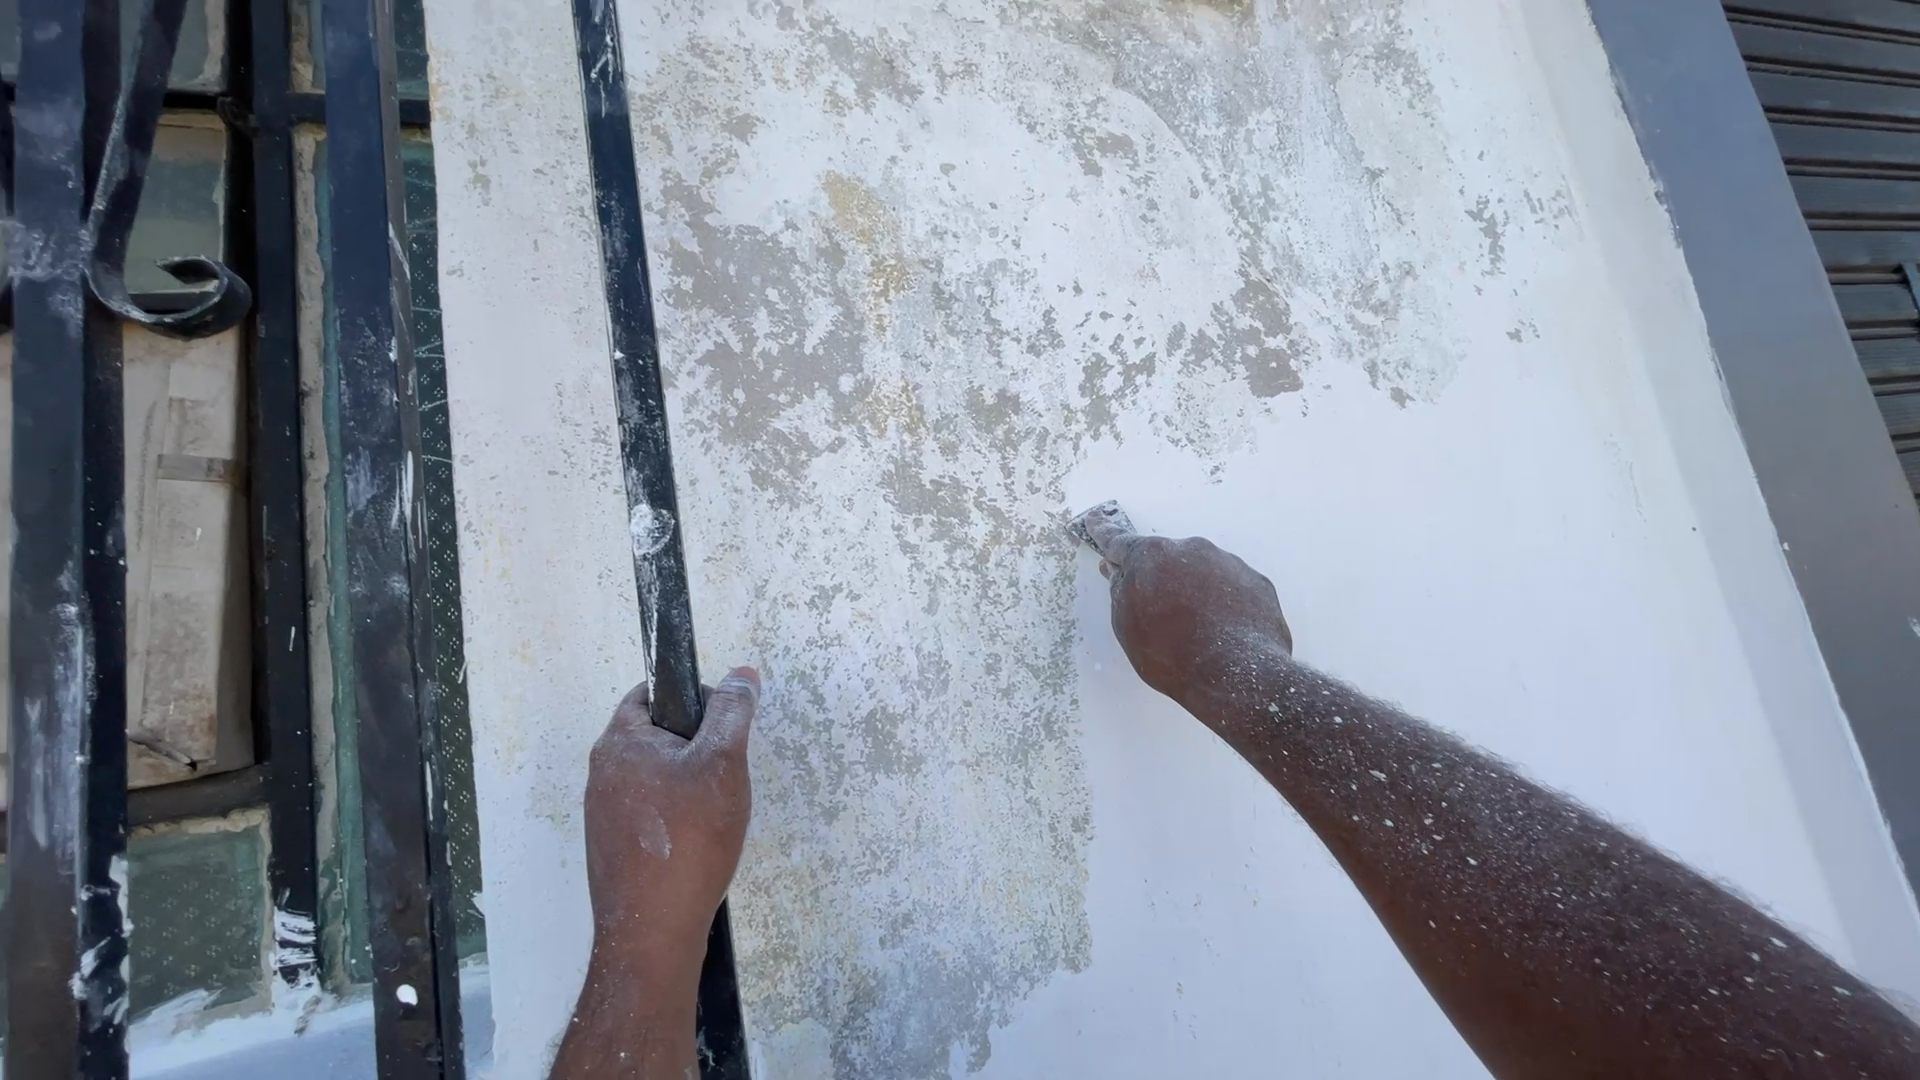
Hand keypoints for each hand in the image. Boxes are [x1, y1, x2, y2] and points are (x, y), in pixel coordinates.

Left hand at [582, 667, 758, 976]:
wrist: (654, 932)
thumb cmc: (690, 836)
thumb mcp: (722, 762)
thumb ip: (732, 712)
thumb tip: (742, 673)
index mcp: (619, 743)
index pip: (650, 694)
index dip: (691, 696)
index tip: (723, 722)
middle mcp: (602, 773)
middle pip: (655, 735)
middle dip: (695, 743)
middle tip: (726, 767)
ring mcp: (603, 813)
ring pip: (655, 775)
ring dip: (687, 780)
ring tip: (717, 806)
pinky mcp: (612, 846)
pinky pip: (649, 809)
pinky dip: (676, 812)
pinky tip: (699, 837)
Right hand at [1085, 506, 1292, 709]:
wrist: (1235, 674)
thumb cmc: (1171, 654)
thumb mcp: (1127, 626)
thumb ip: (1120, 591)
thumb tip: (1117, 571)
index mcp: (1150, 556)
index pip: (1118, 542)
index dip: (1104, 534)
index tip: (1096, 521)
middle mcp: (1190, 548)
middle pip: (1166, 559)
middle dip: (1160, 578)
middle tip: (1160, 613)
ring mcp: (1227, 562)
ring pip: (1201, 571)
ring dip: (1194, 591)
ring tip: (1197, 630)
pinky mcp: (1256, 581)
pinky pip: (1231, 586)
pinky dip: (1223, 603)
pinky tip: (1222, 630)